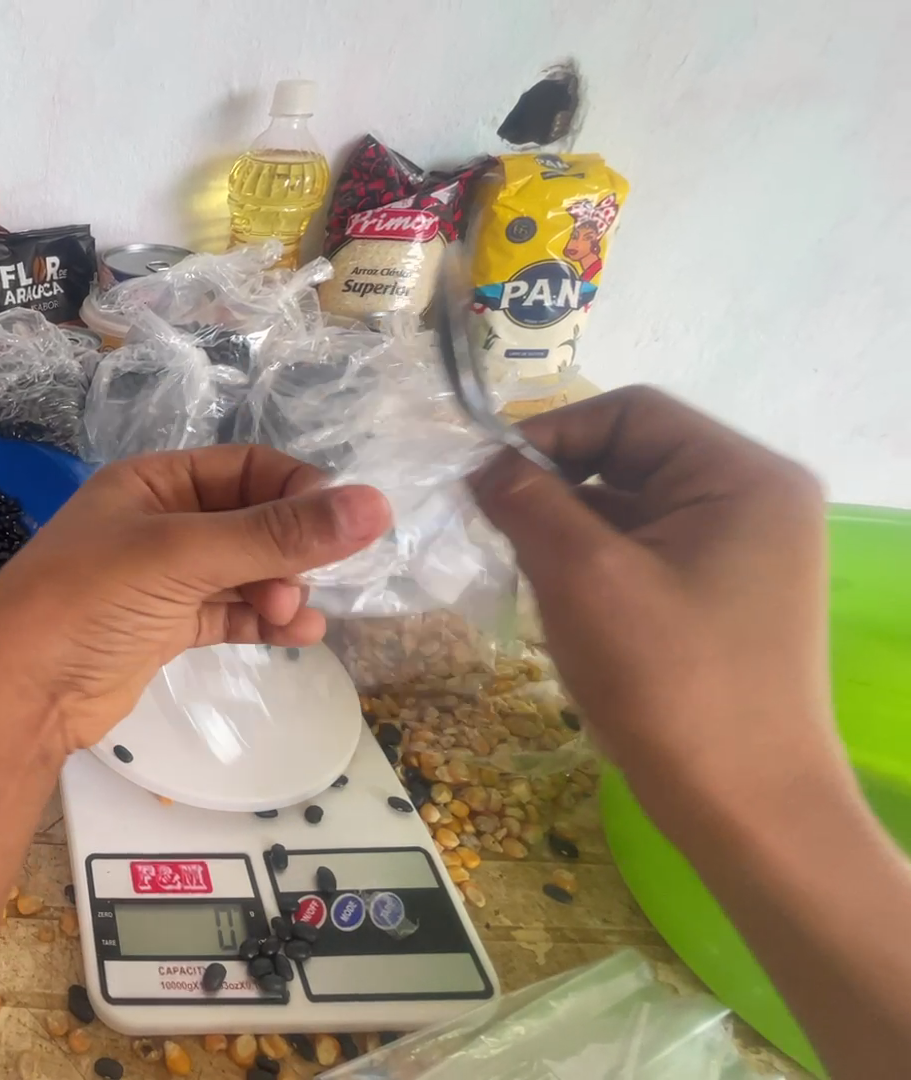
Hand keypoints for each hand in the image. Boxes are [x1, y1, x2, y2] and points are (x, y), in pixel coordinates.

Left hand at [0, 443, 390, 753]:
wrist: (21, 689)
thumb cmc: (89, 599)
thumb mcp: (180, 555)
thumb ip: (274, 535)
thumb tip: (376, 505)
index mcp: (150, 483)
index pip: (244, 467)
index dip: (297, 490)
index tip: (343, 526)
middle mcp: (157, 524)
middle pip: (248, 520)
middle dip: (286, 549)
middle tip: (300, 583)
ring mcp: (159, 579)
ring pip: (241, 571)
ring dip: (278, 588)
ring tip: (292, 615)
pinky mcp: (162, 627)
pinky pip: (227, 613)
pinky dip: (261, 620)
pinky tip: (295, 635)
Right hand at [470, 386, 833, 828]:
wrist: (736, 794)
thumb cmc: (664, 674)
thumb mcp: (579, 573)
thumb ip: (525, 500)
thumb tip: (482, 464)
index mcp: (740, 479)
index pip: (628, 412)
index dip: (548, 434)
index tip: (483, 482)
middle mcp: (747, 499)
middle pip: (623, 454)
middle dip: (549, 484)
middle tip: (494, 528)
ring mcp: (732, 546)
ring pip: (618, 501)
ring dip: (558, 523)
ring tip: (523, 567)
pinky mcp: (709, 586)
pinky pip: (629, 543)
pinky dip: (579, 554)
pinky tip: (554, 593)